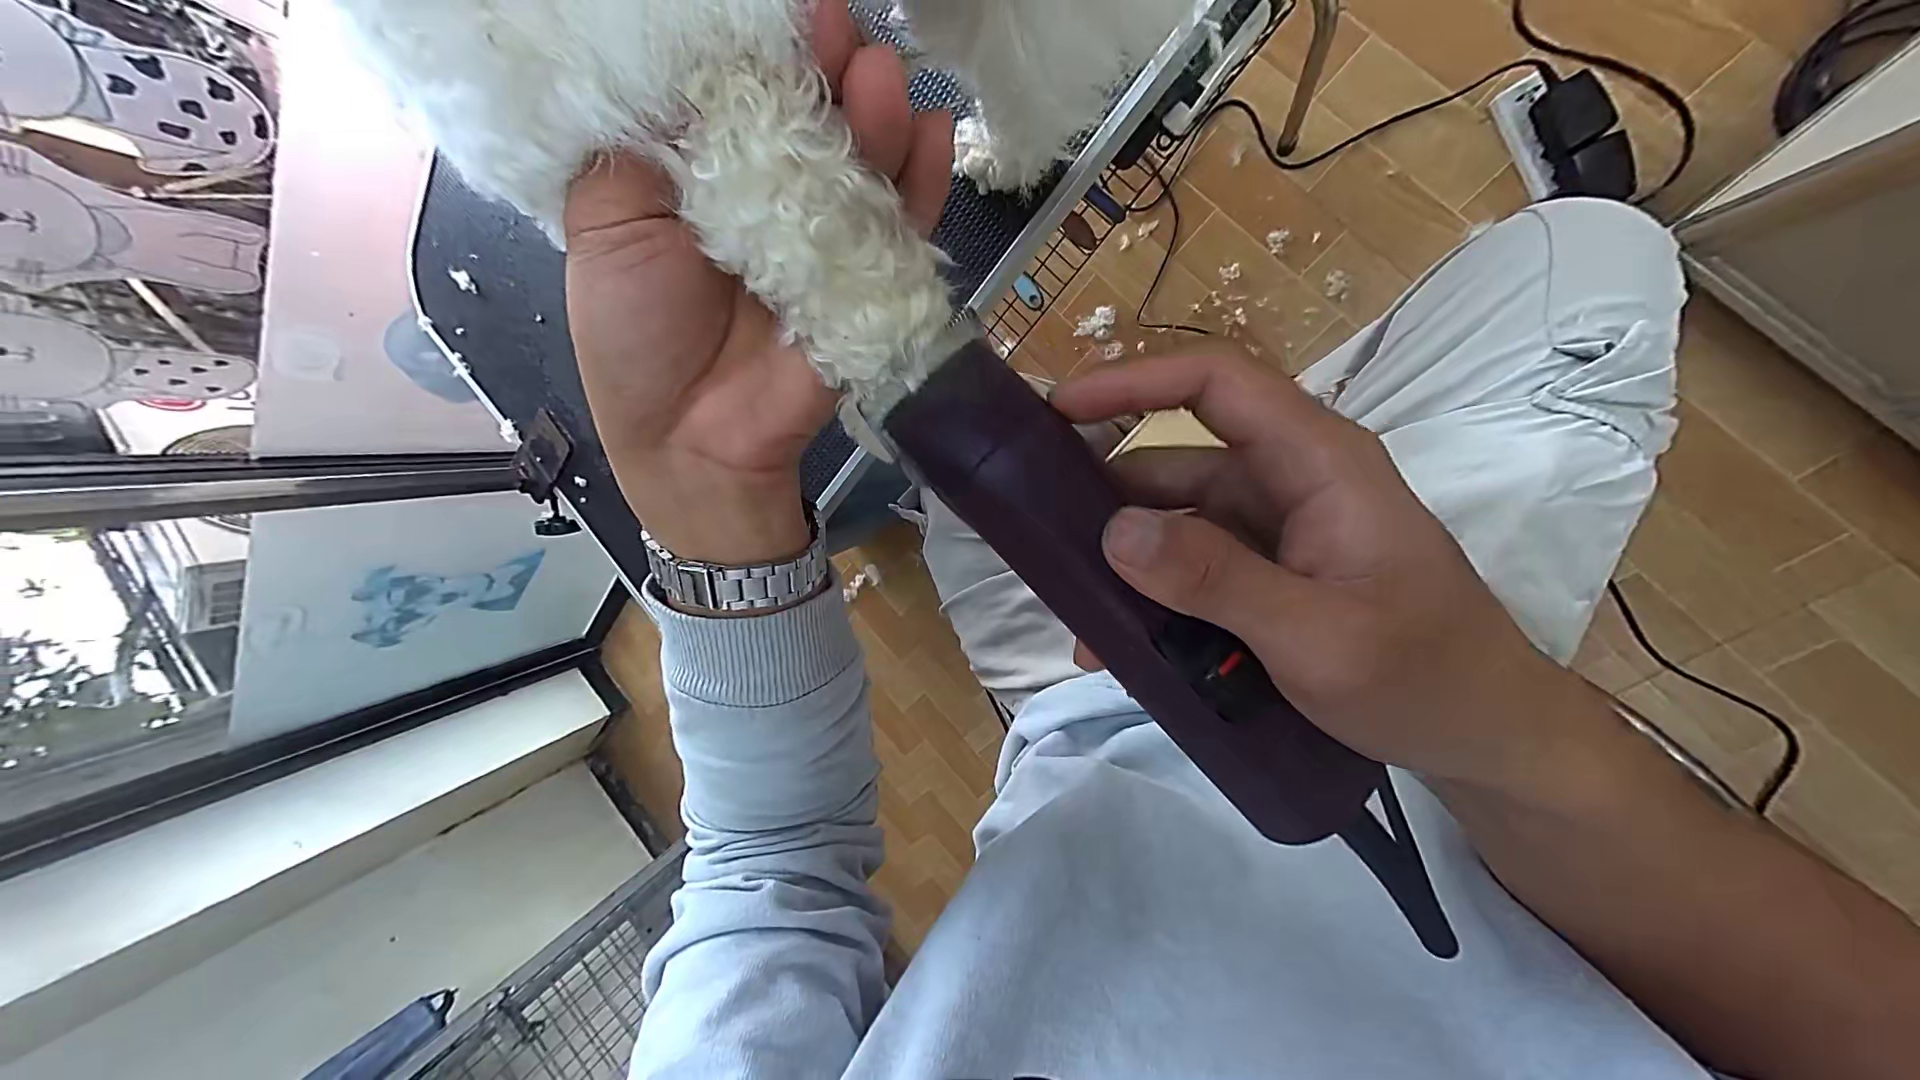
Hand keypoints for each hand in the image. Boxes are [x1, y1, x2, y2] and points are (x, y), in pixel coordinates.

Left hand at [562, 0, 952, 564]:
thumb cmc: (635, 336)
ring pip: (868, 171)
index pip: (744, 97)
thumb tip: (690, 63)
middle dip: (831, 75)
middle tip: (842, 32)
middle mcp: (774, 201)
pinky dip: (925, 187)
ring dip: (880, 122)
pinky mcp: (869, 291)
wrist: (692, 441)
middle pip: (815, 124)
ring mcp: (829, 247)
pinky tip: (934, 137)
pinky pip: (905, 234)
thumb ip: (643, 144)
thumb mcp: (606, 223)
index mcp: (707, 179)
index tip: (787, 16)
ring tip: (881, 79)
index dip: (764, 52)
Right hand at [1050, 347, 1599, 796]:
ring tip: (1076, 611)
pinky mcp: (1262, 571)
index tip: (1060, 408)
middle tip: (1042, 532)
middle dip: (1106, 492)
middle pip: (1177, 459)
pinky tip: (1118, 643)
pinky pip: (1187, 567)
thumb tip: (1114, 533)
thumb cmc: (1423, 678)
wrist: (1485, 739)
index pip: (1216, 384)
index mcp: (1316, 462)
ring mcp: (1272, 529)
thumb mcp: (1316, 637)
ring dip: (1123, 560)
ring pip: (1173, 520)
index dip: (1135, 382)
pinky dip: (1148, 595)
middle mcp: (1288, 481)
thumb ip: (1216, 580)